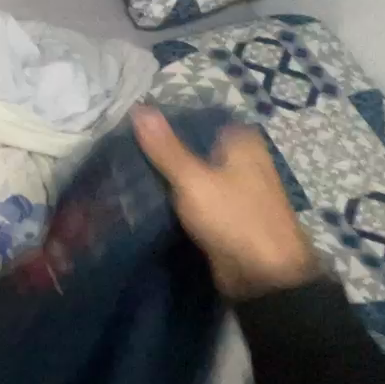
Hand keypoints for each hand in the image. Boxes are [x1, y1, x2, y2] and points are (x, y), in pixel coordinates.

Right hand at [132, 106, 320, 300]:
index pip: (199, 119)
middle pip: (193, 146)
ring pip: (190, 173)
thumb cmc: (235, 218)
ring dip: (163, 174)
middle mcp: (240, 162)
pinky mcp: (223, 215)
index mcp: (242, 144)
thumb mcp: (193, 179)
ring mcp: (232, 190)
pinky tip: (143, 196)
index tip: (131, 122)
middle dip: (160, 148)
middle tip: (119, 146)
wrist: (265, 277)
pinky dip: (171, 196)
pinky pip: (191, 196)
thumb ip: (165, 147)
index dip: (168, 119)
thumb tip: (138, 107)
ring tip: (123, 168)